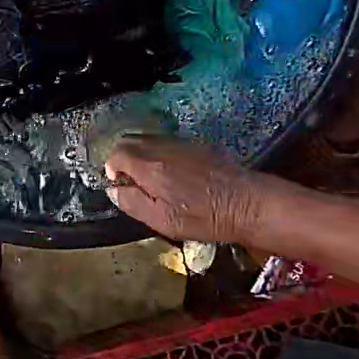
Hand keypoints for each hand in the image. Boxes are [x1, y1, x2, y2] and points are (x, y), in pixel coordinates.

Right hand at [104, 135, 275, 242]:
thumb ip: (132, 203)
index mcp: (150, 166)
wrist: (246, 203)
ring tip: (153, 179)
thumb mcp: (162, 220)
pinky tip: (174, 174)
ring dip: (143, 155)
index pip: (118, 153)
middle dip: (124, 158)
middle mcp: (163, 147)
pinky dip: (161, 153)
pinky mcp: (198, 144)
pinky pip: (169, 142)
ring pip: (150, 139)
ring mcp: (182, 142)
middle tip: (132, 181)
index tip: (120, 184)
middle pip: (131, 140)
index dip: (112, 168)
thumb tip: (113, 190)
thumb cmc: (203, 217)